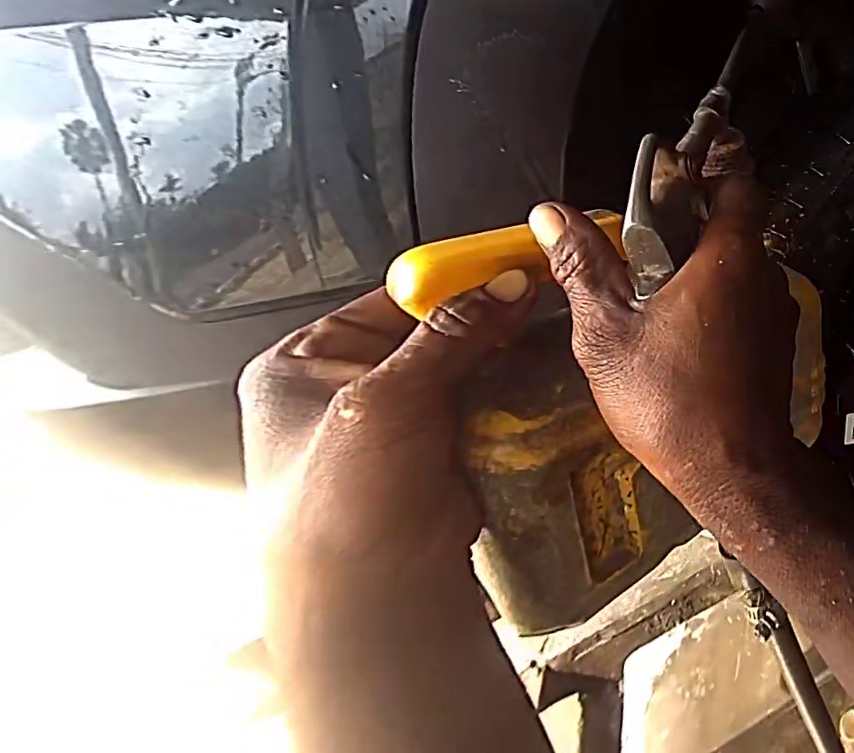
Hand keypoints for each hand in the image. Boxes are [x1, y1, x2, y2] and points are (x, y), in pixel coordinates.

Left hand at [238, 278, 535, 584]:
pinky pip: (489, 385)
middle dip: (489, 314)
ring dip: (506, 346)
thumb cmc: (341, 505)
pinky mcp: (447, 429)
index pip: (396, 295)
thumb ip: (450, 334)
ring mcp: (405, 406)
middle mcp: (355, 378)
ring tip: (545, 330)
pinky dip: (515, 375)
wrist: (376, 587)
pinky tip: (539, 367)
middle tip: (537, 298)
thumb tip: (505, 284)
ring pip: (471, 353)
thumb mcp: (386, 400)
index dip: (456, 278)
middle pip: (440, 321)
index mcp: (308, 360)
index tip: (509, 265)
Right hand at [527, 176, 800, 512]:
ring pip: (741, 262)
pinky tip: (685, 326)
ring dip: (704, 264)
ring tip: (658, 290)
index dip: (710, 170)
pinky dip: (720, 295)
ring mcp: (776, 305)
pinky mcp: (777, 334)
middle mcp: (763, 273)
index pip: (737, 183)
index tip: (679, 174)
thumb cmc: (674, 403)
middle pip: (737, 222)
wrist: (734, 464)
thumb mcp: (609, 331)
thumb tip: (555, 217)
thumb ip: (584, 266)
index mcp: (729, 257)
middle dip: (693, 224)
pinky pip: (748, 295)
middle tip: (648, 244)